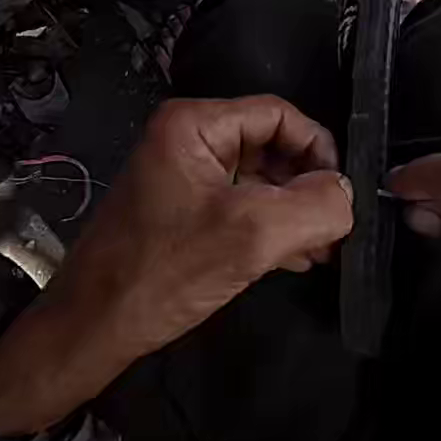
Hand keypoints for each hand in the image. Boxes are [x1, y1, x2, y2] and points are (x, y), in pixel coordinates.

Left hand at [0, 96, 351, 434]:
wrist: (94, 326)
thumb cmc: (164, 272)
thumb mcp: (250, 235)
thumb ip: (314, 206)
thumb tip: (347, 194)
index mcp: (194, 125)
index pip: (278, 114)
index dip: (318, 148)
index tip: (341, 193)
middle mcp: (188, 141)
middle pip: (271, 147)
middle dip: (308, 188)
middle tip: (337, 229)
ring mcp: (185, 179)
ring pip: (259, 182)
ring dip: (294, 213)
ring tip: (324, 250)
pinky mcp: (185, 213)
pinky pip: (240, 208)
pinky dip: (271, 229)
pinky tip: (296, 259)